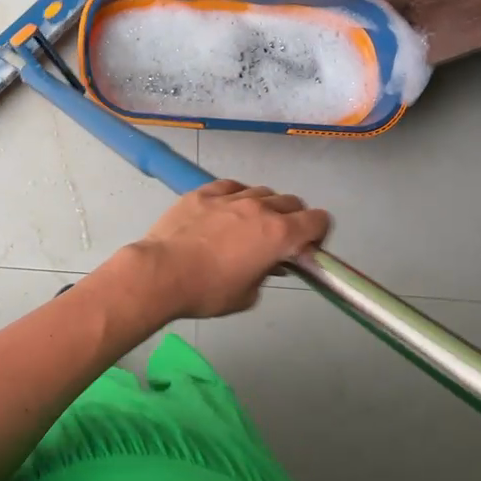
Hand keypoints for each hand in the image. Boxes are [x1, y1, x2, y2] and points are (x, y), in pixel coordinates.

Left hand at [124, 179, 330, 319]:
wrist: (162, 273)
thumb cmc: (208, 291)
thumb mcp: (249, 294)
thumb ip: (266, 273)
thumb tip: (266, 263)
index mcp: (279, 234)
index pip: (318, 220)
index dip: (317, 234)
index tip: (304, 249)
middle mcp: (259, 208)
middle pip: (291, 202)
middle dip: (292, 219)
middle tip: (277, 240)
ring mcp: (228, 197)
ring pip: (260, 191)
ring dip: (263, 206)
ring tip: (248, 225)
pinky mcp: (201, 192)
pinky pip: (229, 186)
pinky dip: (235, 196)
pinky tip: (225, 209)